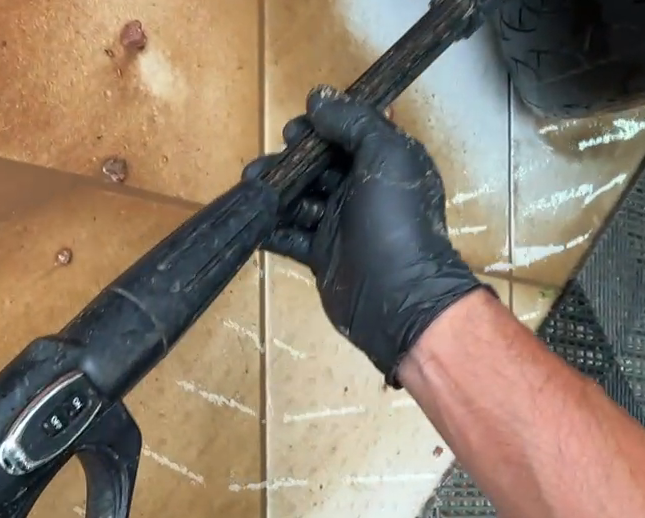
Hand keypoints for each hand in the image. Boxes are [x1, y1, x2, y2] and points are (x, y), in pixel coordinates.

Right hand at [251, 85, 488, 382]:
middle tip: (263, 162)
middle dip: (290, 162)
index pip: (346, 134)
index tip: (293, 128)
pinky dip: (271, 229)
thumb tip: (318, 97)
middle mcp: (360, 190)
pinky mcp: (320, 256)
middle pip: (317, 168)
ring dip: (275, 193)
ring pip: (299, 200)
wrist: (393, 293)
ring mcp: (338, 225)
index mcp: (383, 161)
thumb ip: (353, 122)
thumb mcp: (384, 155)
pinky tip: (253, 222)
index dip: (320, 127)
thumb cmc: (394, 219)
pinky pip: (290, 237)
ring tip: (250, 187)